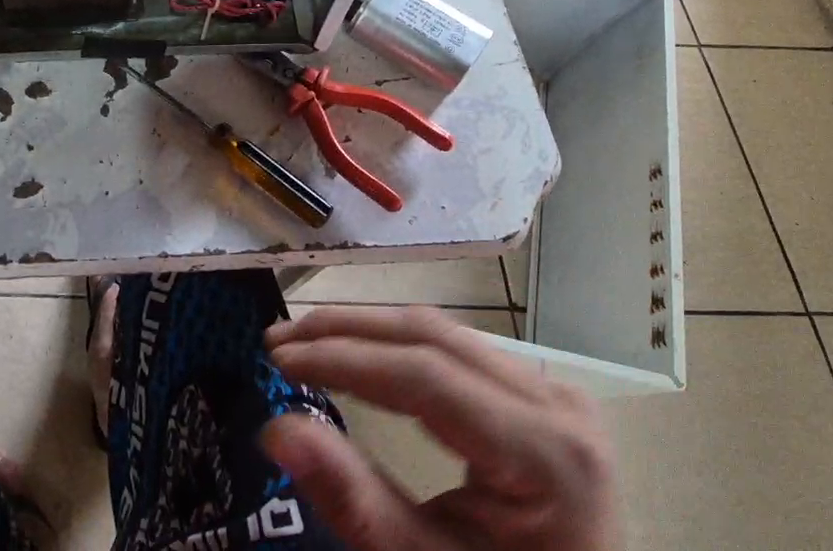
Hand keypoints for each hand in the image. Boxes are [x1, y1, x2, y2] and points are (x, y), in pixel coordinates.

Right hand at [263, 306, 621, 550]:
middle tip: (276, 341)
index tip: (278, 360)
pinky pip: (455, 350)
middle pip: (432, 338)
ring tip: (301, 342)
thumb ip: (356, 501)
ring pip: (440, 334)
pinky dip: (394, 346)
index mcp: (546, 453)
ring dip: (364, 331)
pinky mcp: (537, 393)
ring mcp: (551, 392)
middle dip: (345, 331)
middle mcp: (556, 403)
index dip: (344, 359)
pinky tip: (354, 353)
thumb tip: (276, 430)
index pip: (426, 376)